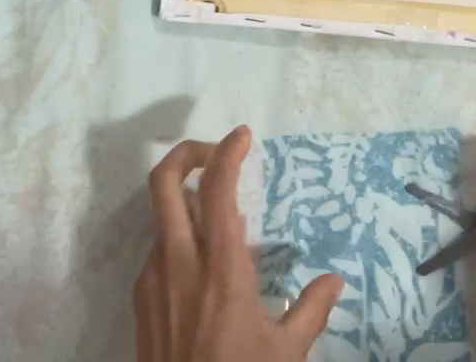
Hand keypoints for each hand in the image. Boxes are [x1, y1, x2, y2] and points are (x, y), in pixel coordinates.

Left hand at [136, 126, 344, 361]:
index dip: (229, 151)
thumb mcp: (286, 355)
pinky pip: (159, 249)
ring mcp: (153, 276)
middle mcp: (180, 261)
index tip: (243, 135)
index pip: (219, 189)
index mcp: (222, 269)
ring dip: (187, 202)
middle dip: (187, 152)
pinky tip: (203, 265)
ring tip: (219, 218)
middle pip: (165, 181)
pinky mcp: (139, 296)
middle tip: (215, 152)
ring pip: (162, 215)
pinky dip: (180, 239)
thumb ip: (310, 311)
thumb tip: (335, 281)